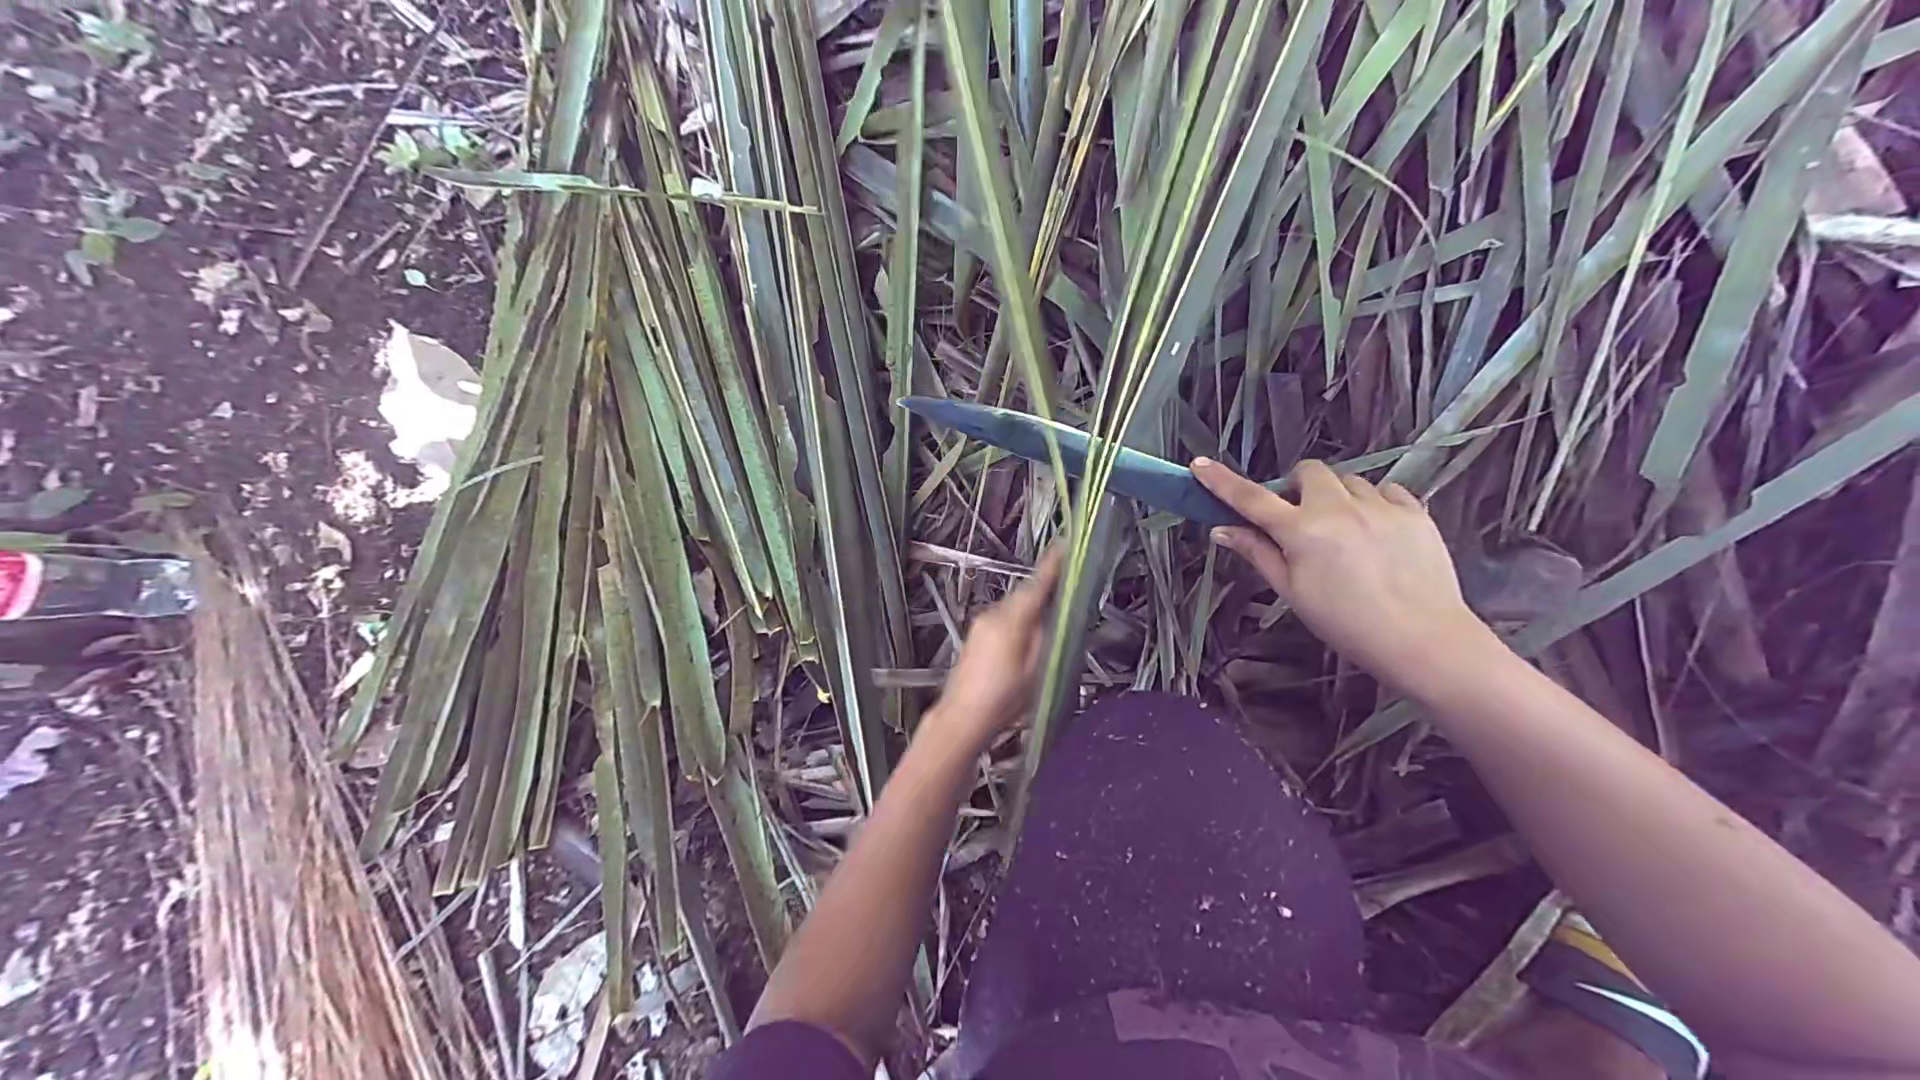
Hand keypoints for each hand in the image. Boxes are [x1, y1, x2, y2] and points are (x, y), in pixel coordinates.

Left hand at [927, 549, 1063, 748]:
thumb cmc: (1000, 700)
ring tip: (1042, 637)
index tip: (1063, 547)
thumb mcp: (1037, 669)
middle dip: (1043, 595)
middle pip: (1024, 595)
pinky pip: (1002, 620)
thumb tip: (1052, 613)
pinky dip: (1016, 625)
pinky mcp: (975, 635)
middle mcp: (991, 616)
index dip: (1052, 565)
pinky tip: (1022, 647)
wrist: (963, 717)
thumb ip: (1046, 635)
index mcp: (1010, 621)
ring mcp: (980, 625)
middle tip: (1064, 597)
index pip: (1036, 585)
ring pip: (1013, 608)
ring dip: (1029, 614)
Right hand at [1192, 458, 1497, 693]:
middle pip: (1309, 472)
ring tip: (1345, 531)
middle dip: (1298, 488)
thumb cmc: (1346, 624)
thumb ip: (1259, 553)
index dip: (1221, 481)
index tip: (1199, 465)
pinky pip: (1387, 490)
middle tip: (1300, 519)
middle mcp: (1339, 509)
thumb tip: (1223, 530)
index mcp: (1302, 531)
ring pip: (1349, 481)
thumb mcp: (1292, 592)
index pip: (1251, 498)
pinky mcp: (1416, 513)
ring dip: (1337, 497)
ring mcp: (1382, 506)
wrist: (1422, 641)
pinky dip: (1374, 503)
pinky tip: (1376, 530)